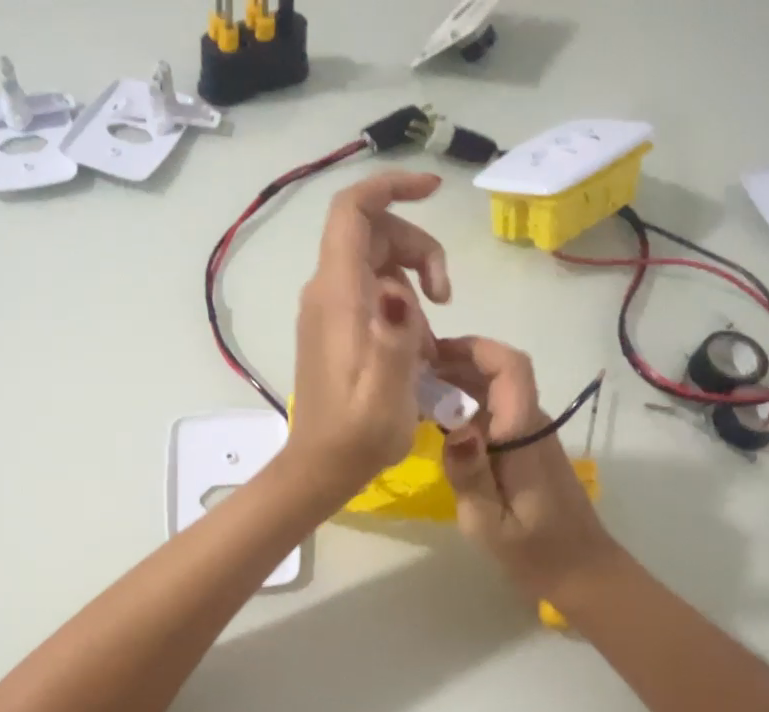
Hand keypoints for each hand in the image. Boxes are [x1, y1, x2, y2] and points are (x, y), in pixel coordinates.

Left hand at [283, 171, 450, 500]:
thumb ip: (394, 336)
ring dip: (414, 282)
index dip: (391, 186)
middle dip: (419, 248)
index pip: (353, 211)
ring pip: (376, 262)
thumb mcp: (386, 391)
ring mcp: (327, 311)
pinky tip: (416, 346)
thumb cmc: (358, 434)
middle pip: (372, 232)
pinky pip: (371, 292)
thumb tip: (399, 291)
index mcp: (338, 297)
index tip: (435, 189)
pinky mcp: (334, 330)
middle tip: (447, 297)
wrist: (321, 467)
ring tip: (430, 338)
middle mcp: (326, 293)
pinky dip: (401, 303)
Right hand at [434, 336, 624, 598]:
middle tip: (407, 376)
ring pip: (495, 391)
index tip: (429, 352)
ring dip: (456, 383)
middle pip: (498, 372)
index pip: (509, 367)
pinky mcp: (526, 450)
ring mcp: (530, 436)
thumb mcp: (489, 523)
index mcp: (523, 436)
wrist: (581, 572)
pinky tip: (435, 424)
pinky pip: (495, 413)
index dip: (472, 347)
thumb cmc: (534, 552)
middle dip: (454, 362)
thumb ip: (470, 475)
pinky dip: (464, 407)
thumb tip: (454, 428)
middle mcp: (531, 425)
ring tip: (412, 396)